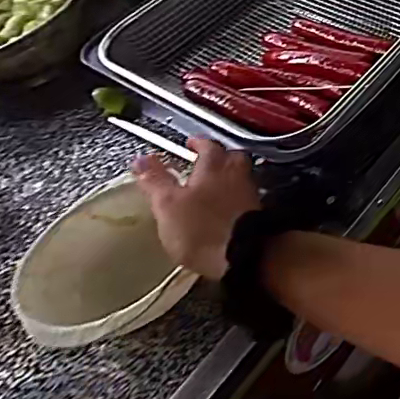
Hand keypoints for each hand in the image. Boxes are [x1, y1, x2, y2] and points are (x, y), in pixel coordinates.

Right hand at [132, 138, 259, 278]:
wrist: (244, 256)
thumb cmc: (202, 228)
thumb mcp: (168, 204)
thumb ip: (155, 181)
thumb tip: (141, 159)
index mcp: (214, 166)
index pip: (208, 145)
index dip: (198, 143)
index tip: (191, 143)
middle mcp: (236, 174)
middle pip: (231, 157)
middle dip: (219, 156)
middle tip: (206, 162)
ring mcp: (250, 193)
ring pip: (240, 176)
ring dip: (228, 177)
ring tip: (213, 186)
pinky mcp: (258, 214)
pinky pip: (244, 197)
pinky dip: (234, 197)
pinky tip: (225, 209)